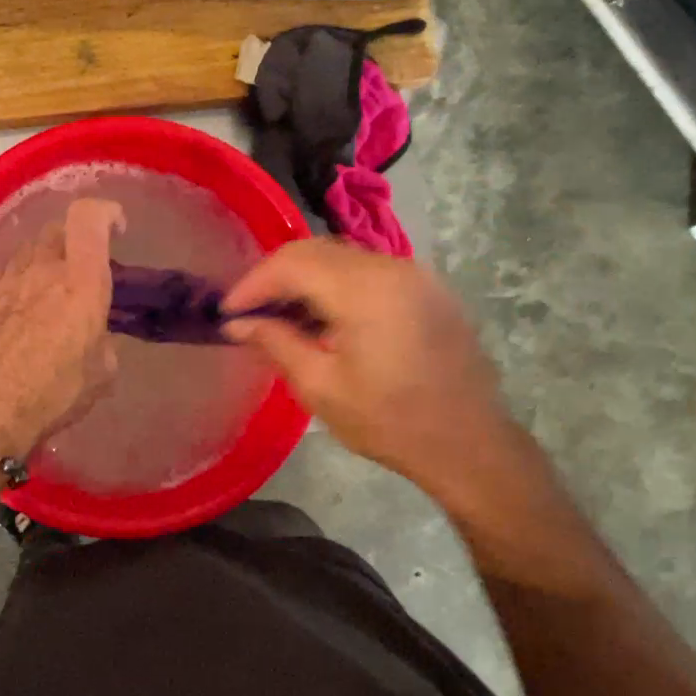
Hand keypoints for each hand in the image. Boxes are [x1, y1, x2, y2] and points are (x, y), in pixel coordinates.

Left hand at [0, 198, 123, 456]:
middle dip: (73, 240)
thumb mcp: (102, 372)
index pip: (88, 218)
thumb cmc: (56, 392)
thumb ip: (102, 341)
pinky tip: (20, 317)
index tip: (116, 228)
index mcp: (80, 281)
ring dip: (43, 263)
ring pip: (27, 253)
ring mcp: (4, 283)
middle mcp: (40, 270)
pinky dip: (18, 288)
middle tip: (82, 267)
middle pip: (56, 230)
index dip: (105, 213)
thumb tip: (93, 338)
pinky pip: (4, 281)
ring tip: (50, 293)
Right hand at [221, 239, 514, 489]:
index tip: (227, 312)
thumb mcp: (321, 387)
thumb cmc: (389, 421)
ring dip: (305, 280)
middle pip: (316, 251)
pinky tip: (321, 320)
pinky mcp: (428, 290)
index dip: (253, 284)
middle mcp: (392, 268)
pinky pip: (368, 273)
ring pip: (343, 259)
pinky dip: (335, 286)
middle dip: (275, 277)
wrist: (469, 444)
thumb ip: (276, 343)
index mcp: (364, 290)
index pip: (292, 263)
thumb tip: (239, 323)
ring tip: (278, 317)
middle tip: (247, 312)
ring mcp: (415, 276)